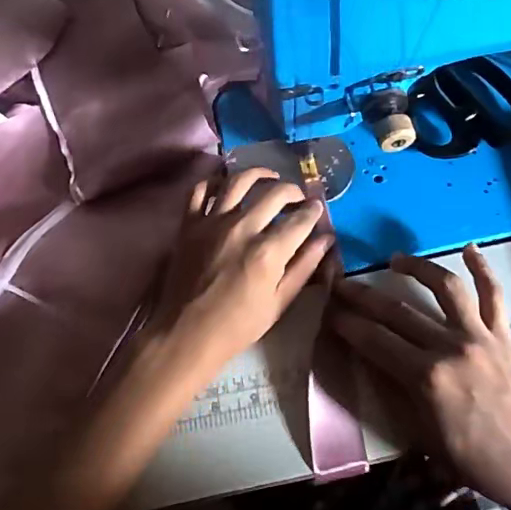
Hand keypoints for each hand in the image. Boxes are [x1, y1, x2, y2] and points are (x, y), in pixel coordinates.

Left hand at [149, 167, 334, 367]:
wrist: (184, 335)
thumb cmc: (237, 325)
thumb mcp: (279, 303)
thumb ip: (304, 266)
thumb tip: (326, 239)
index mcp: (268, 251)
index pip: (300, 219)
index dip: (314, 211)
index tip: (318, 208)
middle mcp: (242, 228)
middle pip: (275, 193)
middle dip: (293, 191)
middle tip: (298, 197)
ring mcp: (212, 222)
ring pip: (239, 181)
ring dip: (260, 174)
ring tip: (270, 177)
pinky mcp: (189, 224)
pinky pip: (202, 190)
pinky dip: (215, 182)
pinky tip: (228, 185)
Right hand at [330, 245, 510, 509]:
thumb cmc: (477, 462)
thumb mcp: (426, 439)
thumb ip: (402, 398)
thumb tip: (380, 367)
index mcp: (427, 378)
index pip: (376, 342)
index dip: (349, 325)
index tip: (330, 310)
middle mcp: (451, 347)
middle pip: (400, 312)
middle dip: (365, 296)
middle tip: (344, 283)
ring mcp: (480, 336)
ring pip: (446, 287)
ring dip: (418, 267)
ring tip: (396, 258)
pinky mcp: (503, 335)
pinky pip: (493, 295)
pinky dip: (482, 269)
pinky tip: (469, 249)